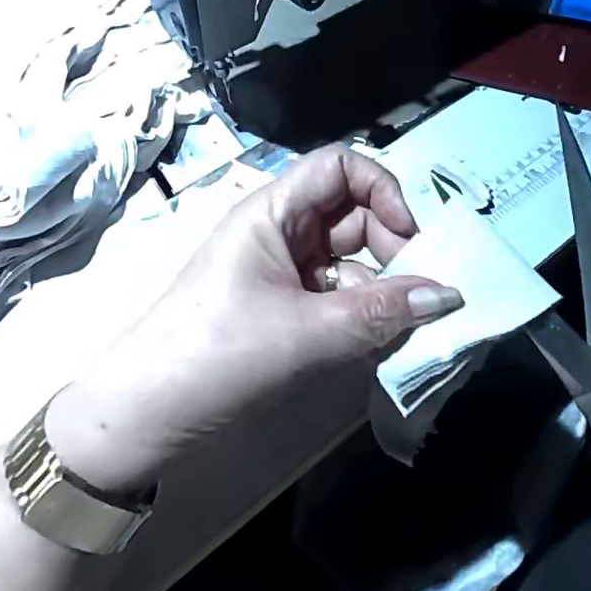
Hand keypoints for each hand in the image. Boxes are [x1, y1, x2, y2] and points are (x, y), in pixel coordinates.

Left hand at [43, 145, 463, 494]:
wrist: (141, 424)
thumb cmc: (214, 357)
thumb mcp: (304, 333)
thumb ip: (381, 313)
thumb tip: (449, 295)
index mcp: (275, 212)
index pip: (342, 166)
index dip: (383, 189)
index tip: (409, 236)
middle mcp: (283, 230)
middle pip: (356, 211)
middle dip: (393, 242)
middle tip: (418, 287)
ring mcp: (286, 269)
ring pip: (354, 255)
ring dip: (383, 282)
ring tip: (405, 320)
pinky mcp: (289, 305)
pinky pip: (342, 291)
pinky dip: (367, 308)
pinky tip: (380, 337)